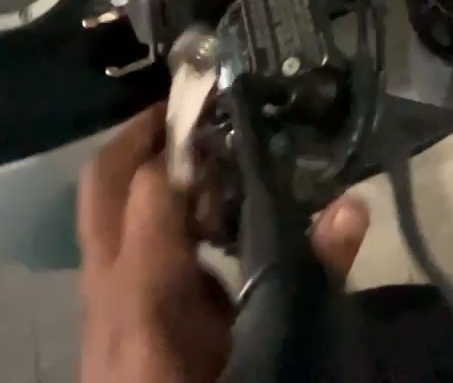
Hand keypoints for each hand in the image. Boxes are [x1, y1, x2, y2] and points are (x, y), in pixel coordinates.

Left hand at [78, 105, 370, 382]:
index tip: (220, 95)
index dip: (180, 134)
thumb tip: (354, 205)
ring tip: (210, 150)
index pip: (148, 188)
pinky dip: (154, 214)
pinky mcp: (110, 323)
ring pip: (104, 215)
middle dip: (141, 135)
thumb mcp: (274, 356)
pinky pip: (120, 245)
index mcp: (143, 298)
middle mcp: (105, 292)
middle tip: (197, 105)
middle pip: (100, 188)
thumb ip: (314, 278)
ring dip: (146, 171)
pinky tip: (209, 222)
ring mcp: (99, 309)